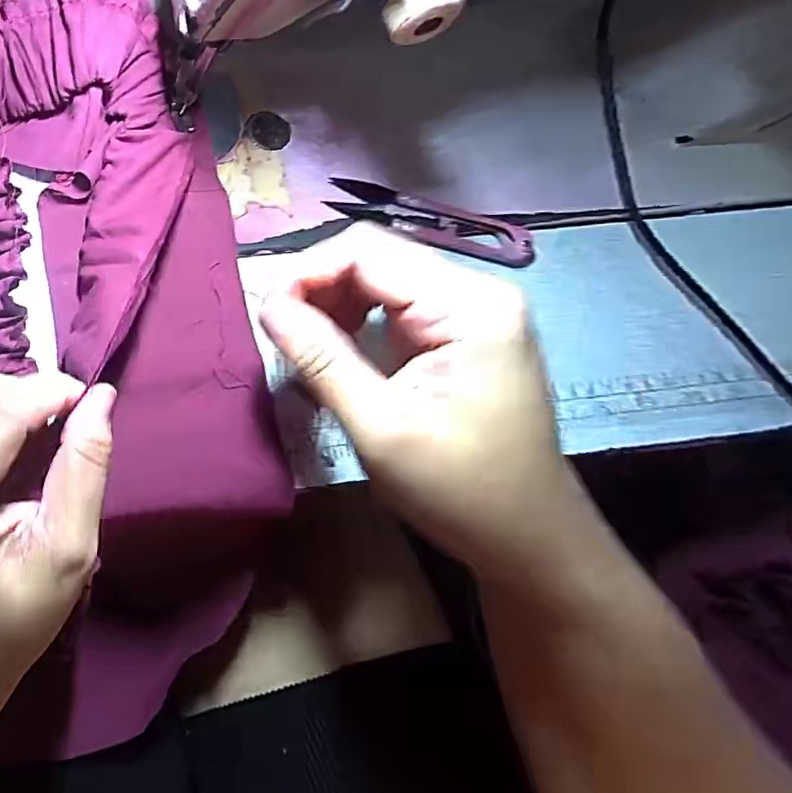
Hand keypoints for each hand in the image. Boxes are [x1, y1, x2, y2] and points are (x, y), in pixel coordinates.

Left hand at [0, 366, 116, 705]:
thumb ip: (83, 471)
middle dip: (24, 392)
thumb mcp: (67, 555)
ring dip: (2, 401)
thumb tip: (99, 397)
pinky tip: (1, 454)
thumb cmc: (14, 619)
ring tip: (34, 439)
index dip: (44, 391)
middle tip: (63, 422)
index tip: (86, 396)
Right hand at [255, 223, 602, 592]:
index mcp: (469, 308)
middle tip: (277, 331)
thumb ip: (321, 358)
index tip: (266, 315)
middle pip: (368, 254)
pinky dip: (342, 316)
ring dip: (324, 301)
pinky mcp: (448, 330)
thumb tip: (265, 304)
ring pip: (369, 273)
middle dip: (312, 285)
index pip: (366, 253)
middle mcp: (472, 293)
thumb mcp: (379, 426)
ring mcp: (462, 310)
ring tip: (299, 344)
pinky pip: (381, 300)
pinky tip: (328, 349)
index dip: (305, 273)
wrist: (526, 540)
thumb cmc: (459, 489)